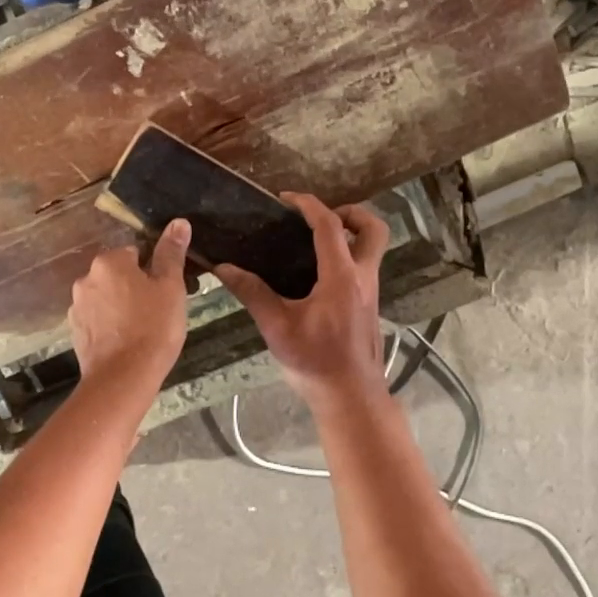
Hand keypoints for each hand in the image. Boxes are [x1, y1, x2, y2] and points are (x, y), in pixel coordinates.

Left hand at [69, 220, 191, 383]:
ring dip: (120, 306)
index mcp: (109, 262)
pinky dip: (109, 325)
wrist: (123, 378)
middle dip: (135, 287)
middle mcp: (86, 278)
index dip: (153, 271)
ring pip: (106, 297)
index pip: (135, 253)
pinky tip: (125, 342)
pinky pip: (97, 319)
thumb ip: (171, 254)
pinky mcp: (75, 330)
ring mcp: (77, 306)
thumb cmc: (153, 328)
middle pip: (118, 274)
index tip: (165, 292)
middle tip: (158, 311)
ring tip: (142, 330)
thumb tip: (178, 222)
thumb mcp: (170, 288)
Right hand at [215, 194, 388, 408]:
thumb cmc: (315, 362)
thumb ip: (252, 292)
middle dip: (351, 213)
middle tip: (320, 218)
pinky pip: (364, 269)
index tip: (286, 199)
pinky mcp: (369, 308)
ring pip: (373, 250)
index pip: (329, 225)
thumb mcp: (277, 326)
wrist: (351, 398)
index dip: (308, 204)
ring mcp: (370, 293)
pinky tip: (316, 277)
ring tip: (314, 243)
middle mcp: (363, 278)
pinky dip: (347, 258)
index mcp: (341, 276)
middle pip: (373, 229)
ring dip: (351, 236)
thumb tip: (224, 268)